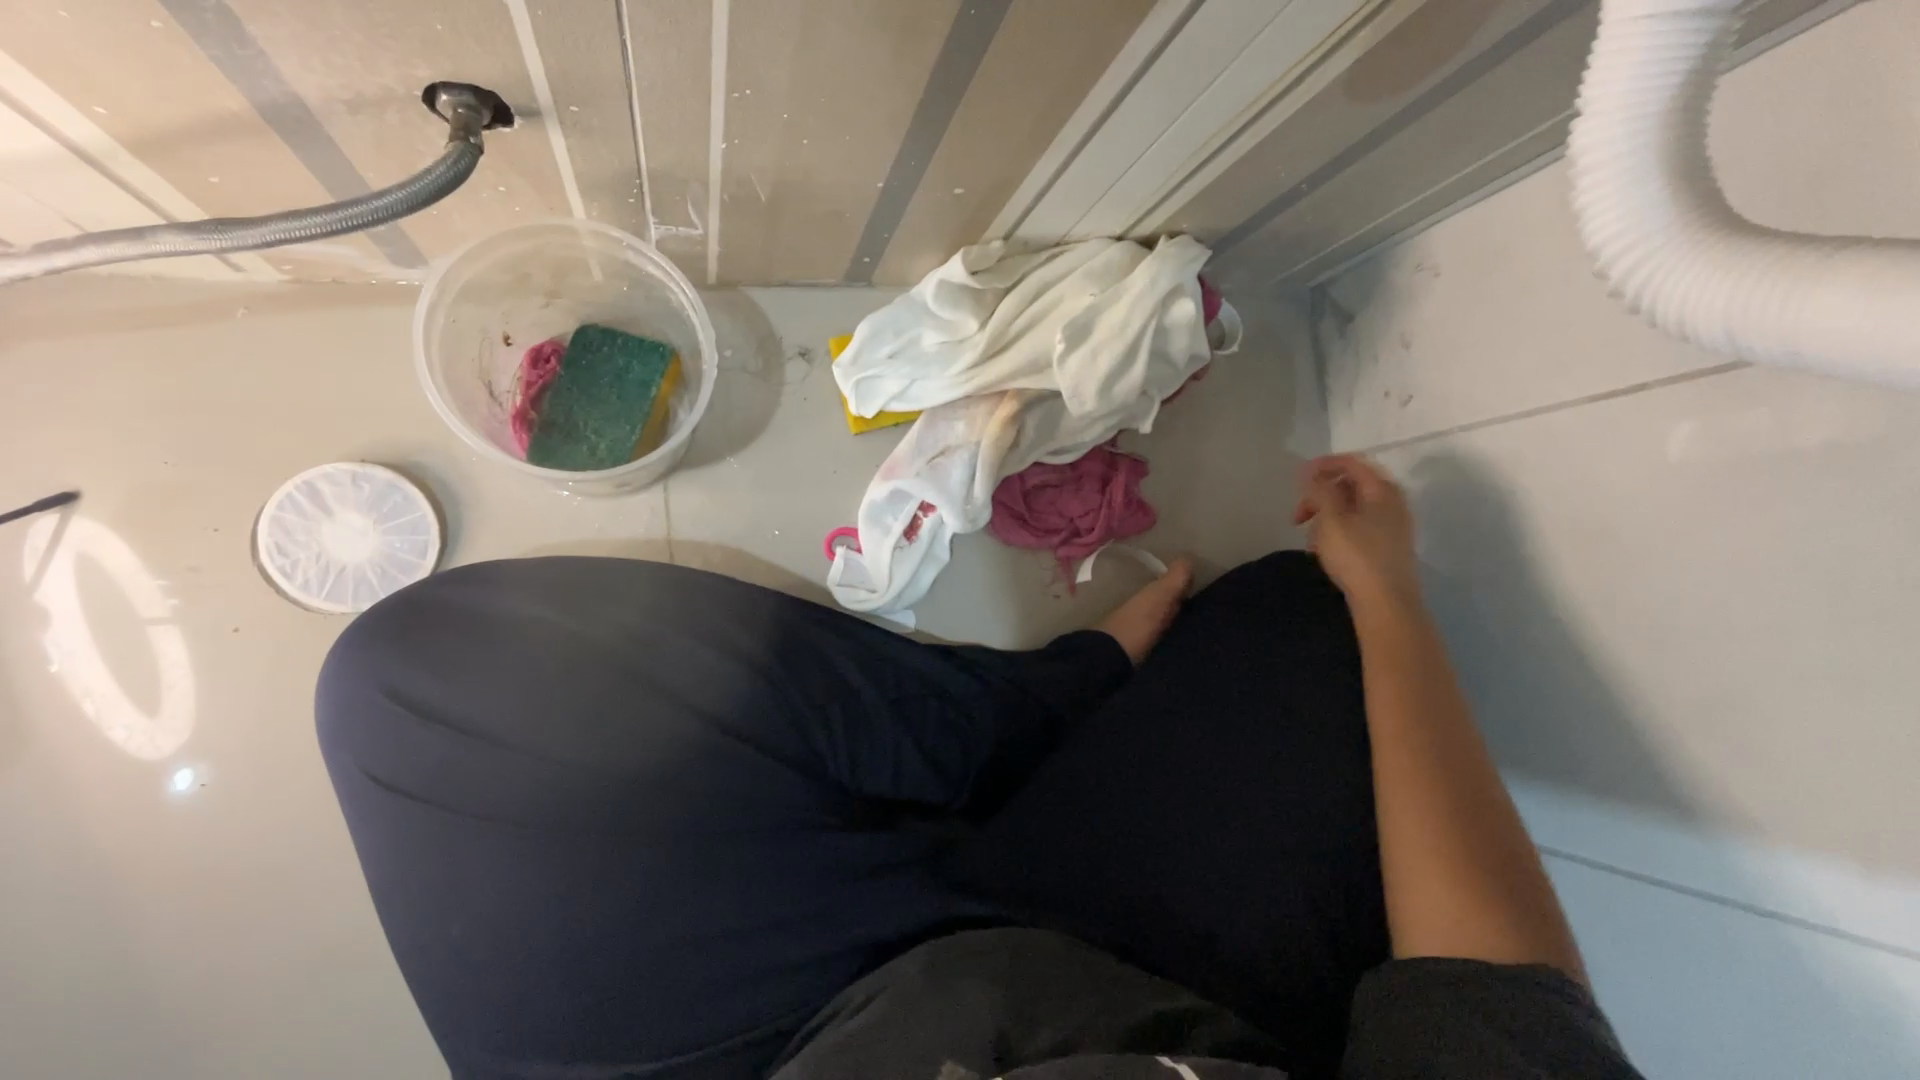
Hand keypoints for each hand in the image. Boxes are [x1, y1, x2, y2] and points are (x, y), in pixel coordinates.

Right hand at [1292, 455, 1418, 606]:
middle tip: (1298, 515)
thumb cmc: (1356, 556)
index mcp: (1381, 490)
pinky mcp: (1389, 545)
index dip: (1323, 465)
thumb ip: (1320, 491)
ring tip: (1310, 538)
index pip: (1351, 463)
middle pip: (1351, 485)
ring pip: (1353, 508)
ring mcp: (1393, 525)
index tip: (1297, 477)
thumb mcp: (1331, 519)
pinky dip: (1339, 529)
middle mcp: (1392, 502)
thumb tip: (1311, 473)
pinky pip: (1360, 525)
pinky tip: (1326, 549)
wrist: (1387, 602)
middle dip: (1320, 495)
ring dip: (1327, 515)